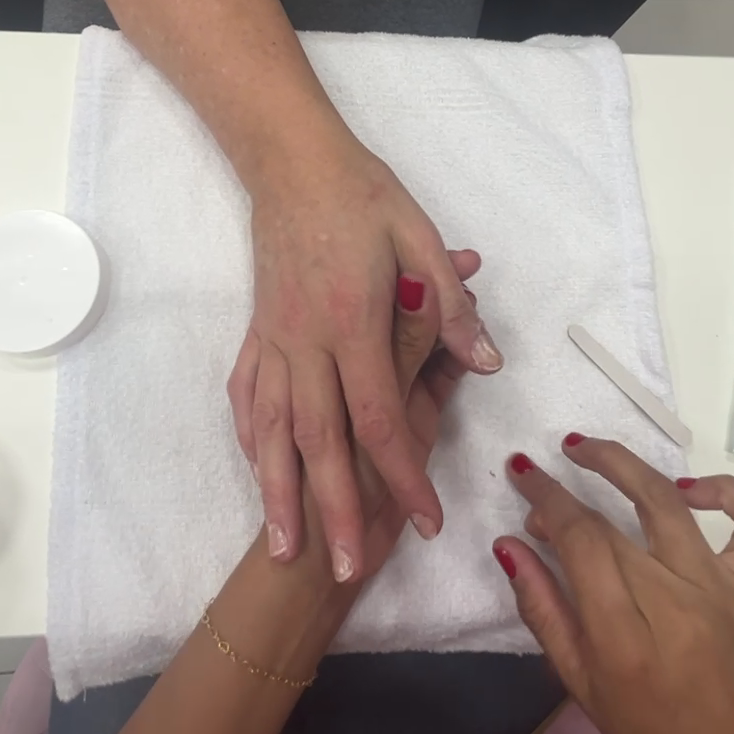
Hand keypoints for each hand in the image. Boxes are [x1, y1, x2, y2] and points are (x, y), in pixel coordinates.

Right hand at [227, 145, 500, 580]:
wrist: (291, 162)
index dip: (403, 475)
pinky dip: (249, 435)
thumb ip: (450, 306)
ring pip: (270, 427)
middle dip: (330, 510)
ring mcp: (272, 338)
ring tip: (279, 545)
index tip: (425, 521)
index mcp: (351, 321)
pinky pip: (245, 391)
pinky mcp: (254, 329)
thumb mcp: (418, 236)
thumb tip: (488, 362)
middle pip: (317, 441)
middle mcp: (305, 341)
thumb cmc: (360, 195)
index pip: (378, 416)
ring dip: (275, 490)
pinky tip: (255, 462)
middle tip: (338, 571)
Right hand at [495, 438, 733, 733]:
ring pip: (670, 503)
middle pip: (612, 521)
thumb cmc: (650, 733)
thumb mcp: (579, 681)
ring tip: (586, 448)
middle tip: (539, 476)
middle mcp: (676, 601)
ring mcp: (723, 590)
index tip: (521, 475)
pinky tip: (691, 491)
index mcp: (624, 635)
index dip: (544, 497)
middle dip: (564, 489)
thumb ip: (541, 608)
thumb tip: (509, 546)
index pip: (579, 539)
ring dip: (622, 463)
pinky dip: (729, 494)